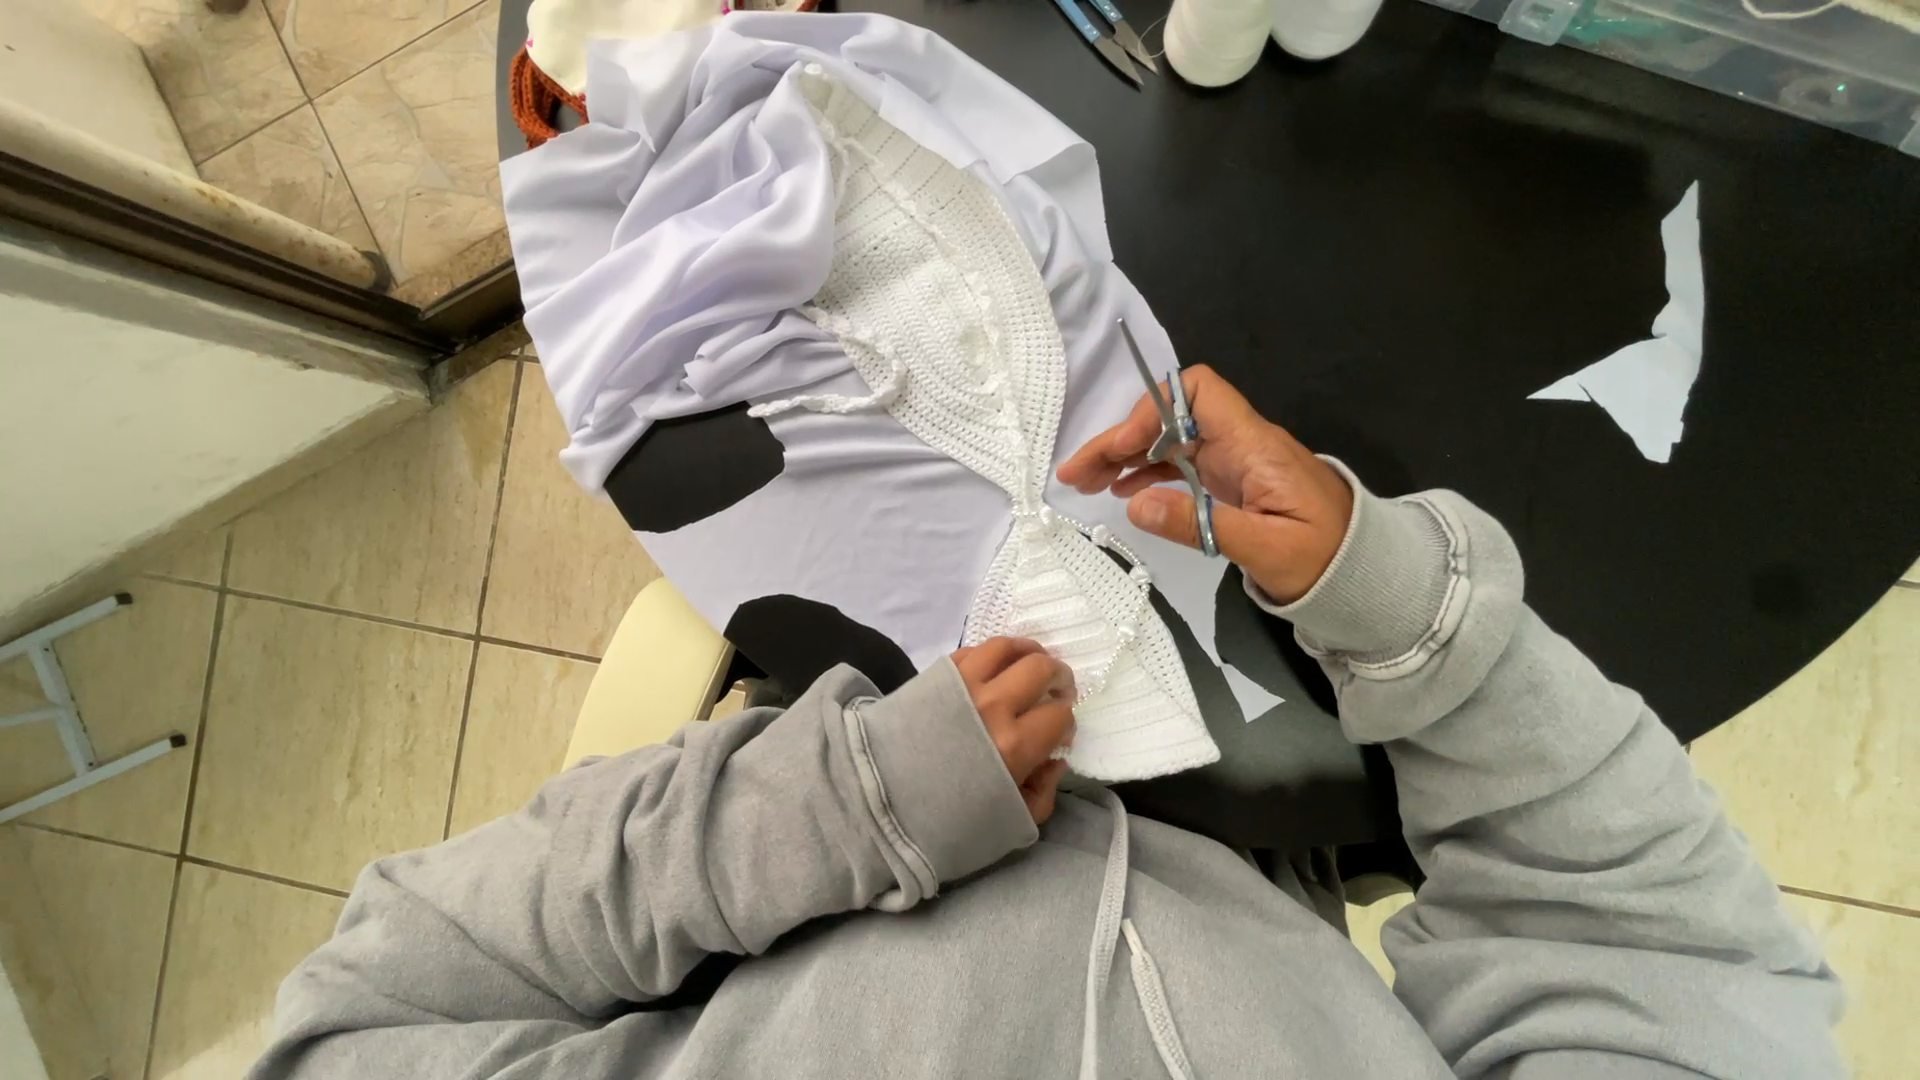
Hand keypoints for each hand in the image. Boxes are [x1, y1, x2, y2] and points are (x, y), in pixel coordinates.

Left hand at [951, 637, 1075, 824]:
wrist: (876, 802)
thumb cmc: (944, 821)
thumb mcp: (1007, 824)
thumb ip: (1042, 792)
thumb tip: (1055, 759)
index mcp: (1013, 746)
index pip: (1059, 715)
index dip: (1066, 722)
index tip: (1060, 732)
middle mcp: (992, 706)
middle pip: (1041, 669)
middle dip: (1059, 677)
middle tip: (1059, 688)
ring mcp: (962, 684)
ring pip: (1007, 648)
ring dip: (1029, 651)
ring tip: (1035, 660)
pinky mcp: (937, 673)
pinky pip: (974, 650)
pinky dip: (994, 652)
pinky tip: (1000, 663)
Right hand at [1056, 365, 1353, 603]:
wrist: (1365, 574)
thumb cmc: (1324, 559)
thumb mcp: (1262, 549)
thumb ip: (1197, 524)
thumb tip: (1135, 505)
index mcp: (1252, 446)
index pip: (1199, 390)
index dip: (1154, 409)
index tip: (1124, 448)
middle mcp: (1239, 444)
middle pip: (1169, 420)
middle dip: (1119, 440)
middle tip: (1077, 473)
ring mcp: (1233, 463)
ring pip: (1168, 443)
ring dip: (1124, 458)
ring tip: (1086, 484)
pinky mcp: (1230, 483)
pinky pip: (1180, 466)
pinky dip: (1147, 474)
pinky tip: (1123, 491)